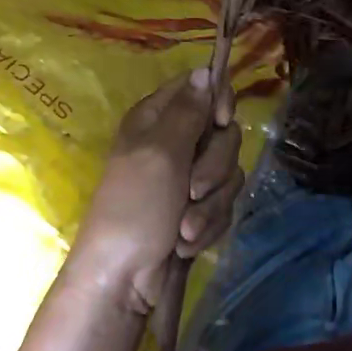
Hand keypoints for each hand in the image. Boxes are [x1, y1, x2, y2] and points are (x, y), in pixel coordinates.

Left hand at [67, 68, 243, 315]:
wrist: (123, 281)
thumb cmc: (135, 208)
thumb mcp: (161, 152)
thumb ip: (188, 110)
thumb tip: (205, 69)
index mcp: (156, 117)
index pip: (201, 86)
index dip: (219, 100)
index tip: (222, 122)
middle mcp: (173, 141)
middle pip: (222, 133)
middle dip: (214, 167)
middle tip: (192, 189)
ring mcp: (186, 177)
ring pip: (228, 172)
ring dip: (210, 205)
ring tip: (183, 229)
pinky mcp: (197, 208)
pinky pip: (223, 203)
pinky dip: (209, 225)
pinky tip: (186, 242)